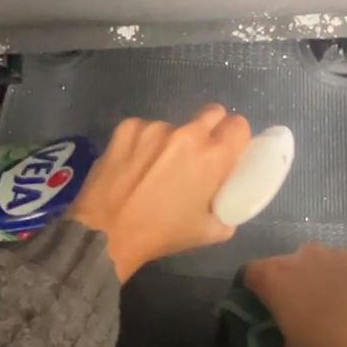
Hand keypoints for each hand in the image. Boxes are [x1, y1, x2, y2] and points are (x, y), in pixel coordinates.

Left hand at [67, 104, 251, 281]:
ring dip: (172, 141)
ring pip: (175, 125)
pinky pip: (145, 129)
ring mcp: (154, 127)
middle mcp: (187, 133)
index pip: (239, 125)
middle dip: (211, 129)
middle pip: (212, 112)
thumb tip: (229, 198)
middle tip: (198, 155)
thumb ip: (229, 208)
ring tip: (155, 168)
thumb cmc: (161, 234)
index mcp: (213, 156)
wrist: (107, 233)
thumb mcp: (210, 232)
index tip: (228, 151)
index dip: (236, 137)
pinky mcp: (127, 127)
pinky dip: (144, 143)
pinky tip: (134, 165)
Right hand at [244, 244, 346, 346]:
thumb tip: (293, 339)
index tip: (260, 318)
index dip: (250, 297)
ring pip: (323, 269)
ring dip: (323, 288)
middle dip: (289, 290)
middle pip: (287, 268)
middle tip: (299, 321)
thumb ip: (285, 345)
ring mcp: (346, 254)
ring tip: (338, 321)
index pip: (248, 276)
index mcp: (277, 276)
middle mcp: (307, 255)